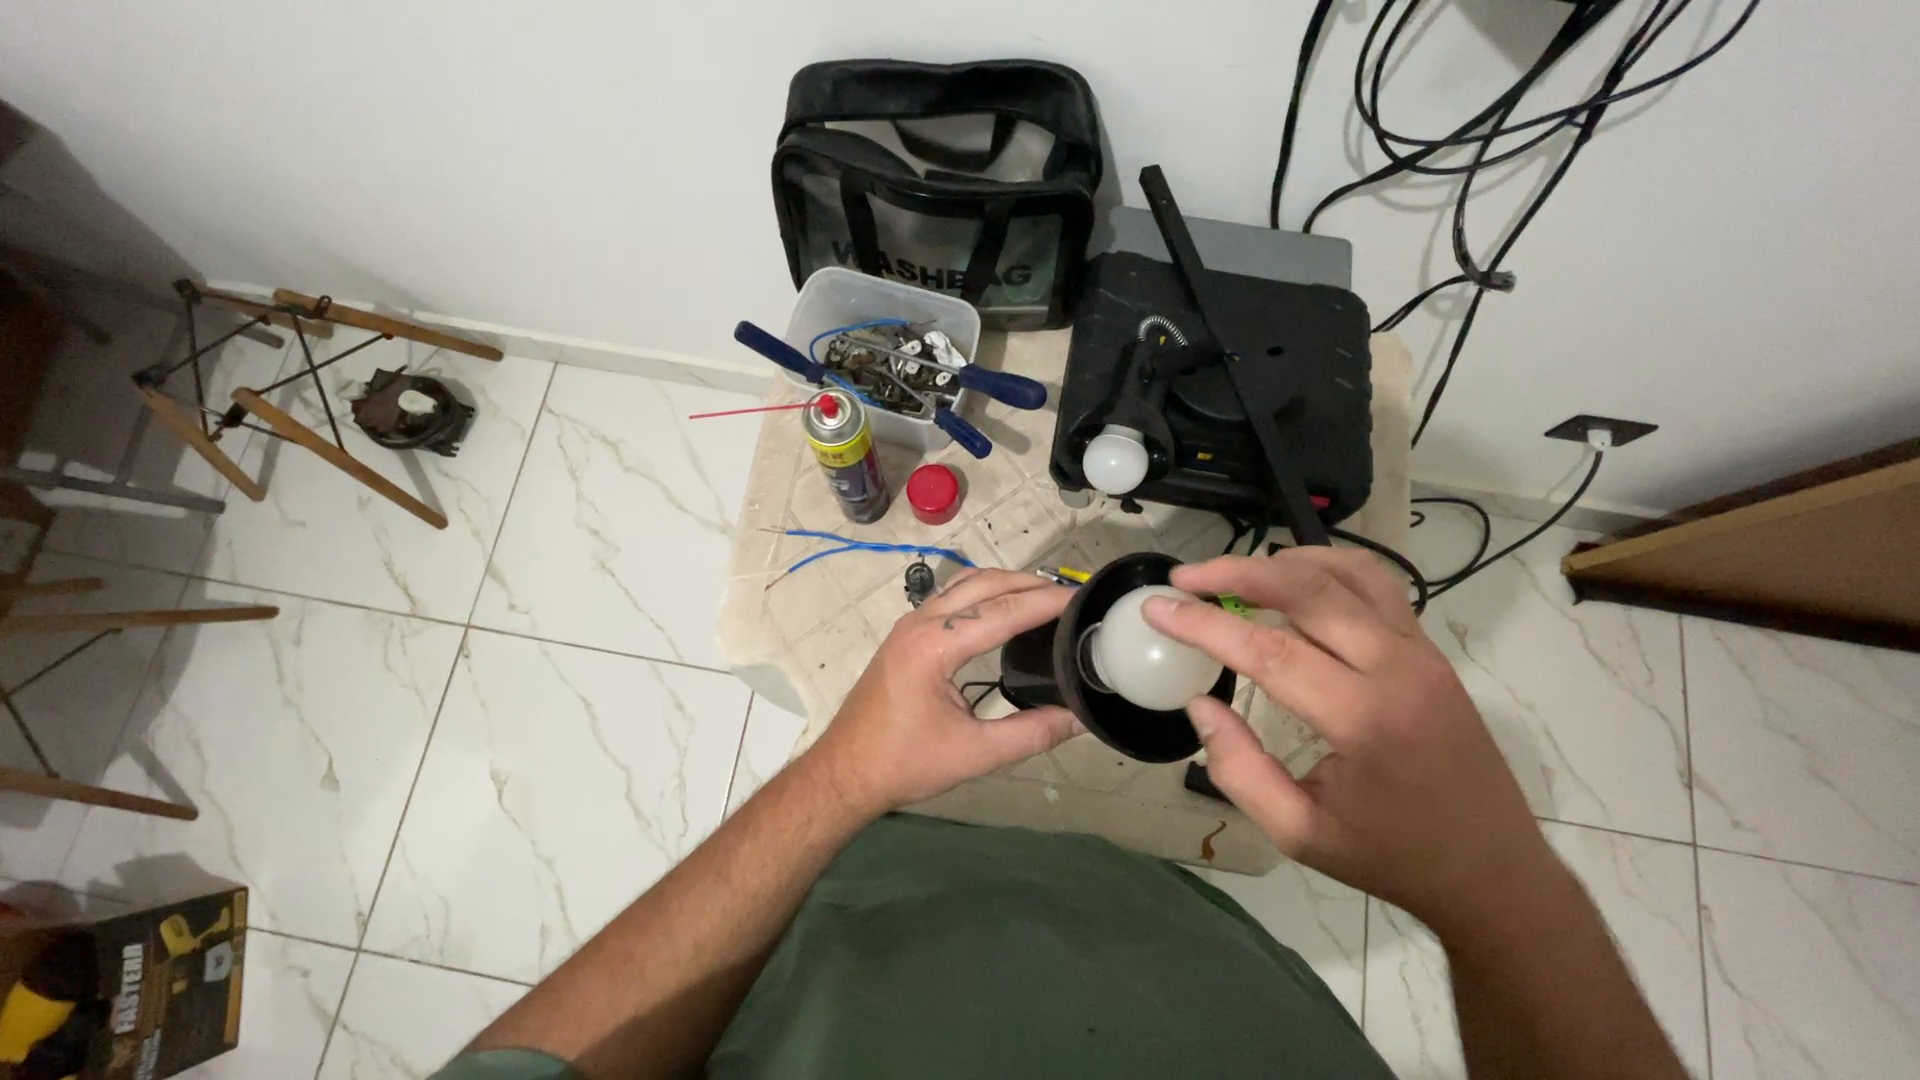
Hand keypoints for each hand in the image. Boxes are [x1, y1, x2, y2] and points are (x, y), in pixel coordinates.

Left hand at [806, 568, 1083, 817]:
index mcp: (936, 645)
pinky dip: (983, 594)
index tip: (1084, 600)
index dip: (1048, 603)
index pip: (1004, 610)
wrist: (844, 773)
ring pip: (964, 584)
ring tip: (1044, 599)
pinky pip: (950, 597)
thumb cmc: (905, 764)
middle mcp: (921, 622)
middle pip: (984, 584)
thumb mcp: (975, 754)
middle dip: (1030, 584)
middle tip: (1072, 598)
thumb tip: (1082, 718)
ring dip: (1005, 583)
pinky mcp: (906, 635)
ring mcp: (909, 625)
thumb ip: (1033, 734)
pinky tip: (1004, 612)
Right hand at [1142, 549, 1561, 936]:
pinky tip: (1292, 581)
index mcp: (1363, 719)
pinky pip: (1376, 585)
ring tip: (1232, 574)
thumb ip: (1239, 769)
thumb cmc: (1391, 856)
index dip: (1203, 624)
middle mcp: (1397, 669)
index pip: (1267, 650)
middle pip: (1308, 590)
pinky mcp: (1429, 650)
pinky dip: (1326, 568)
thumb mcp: (1300, 833)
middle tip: (1184, 578)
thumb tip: (1200, 704)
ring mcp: (1420, 652)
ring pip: (1347, 572)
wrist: (1493, 870)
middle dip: (1236, 572)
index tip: (1155, 607)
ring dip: (1283, 562)